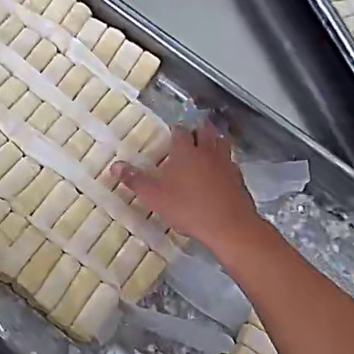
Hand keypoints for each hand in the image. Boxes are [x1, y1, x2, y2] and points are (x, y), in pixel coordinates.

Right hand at [113, 123, 261, 249]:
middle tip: (191, 132)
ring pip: (222, 142)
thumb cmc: (187, 207)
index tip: (170, 131)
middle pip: (205, 130)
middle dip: (198, 128)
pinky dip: (225, 161)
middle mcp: (207, 151)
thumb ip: (135, 179)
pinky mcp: (238, 178)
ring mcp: (226, 163)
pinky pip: (231, 162)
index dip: (175, 130)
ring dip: (214, 140)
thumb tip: (115, 165)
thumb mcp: (154, 195)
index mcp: (185, 151)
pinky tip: (221, 170)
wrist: (228, 224)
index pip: (179, 131)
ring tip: (208, 144)